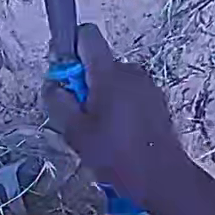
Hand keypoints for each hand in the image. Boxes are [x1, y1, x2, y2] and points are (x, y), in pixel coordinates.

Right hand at [39, 23, 188, 207]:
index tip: (63, 77)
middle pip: (96, 62)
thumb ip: (57, 100)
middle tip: (78, 115)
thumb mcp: (73, 130)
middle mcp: (131, 71)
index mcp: (109, 74)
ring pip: (110, 79)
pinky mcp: (155, 99)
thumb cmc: (114, 154)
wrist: (162, 178)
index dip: (69, 49)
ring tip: (96, 128)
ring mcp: (146, 84)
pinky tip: (114, 132)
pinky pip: (125, 91)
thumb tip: (53, 83)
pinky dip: (114, 104)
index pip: (87, 36)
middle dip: (81, 81)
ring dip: (98, 95)